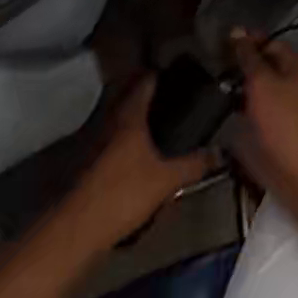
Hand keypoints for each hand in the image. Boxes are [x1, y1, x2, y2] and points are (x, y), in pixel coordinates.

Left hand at [74, 77, 217, 236]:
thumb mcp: (166, 180)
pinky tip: (132, 152)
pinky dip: (120, 135)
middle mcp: (109, 116)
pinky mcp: (83, 154)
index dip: (161, 74)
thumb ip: (193, 165)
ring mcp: (92, 134)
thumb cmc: (123, 192)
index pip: (146, 80)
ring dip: (131, 114)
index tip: (175, 75)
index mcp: (129, 113)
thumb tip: (219, 153)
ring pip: (115, 112)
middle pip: (127, 92)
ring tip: (152, 125)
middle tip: (166, 99)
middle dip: (145, 93)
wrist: (78, 223)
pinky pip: (106, 133)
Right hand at [228, 30, 297, 194]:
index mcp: (293, 63)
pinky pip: (254, 102)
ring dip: (238, 82)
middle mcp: (291, 78)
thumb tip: (236, 30)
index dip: (246, 40)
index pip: (267, 41)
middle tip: (215, 62)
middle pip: (262, 62)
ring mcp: (283, 101)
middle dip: (240, 62)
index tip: (221, 43)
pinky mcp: (273, 121)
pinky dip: (241, 101)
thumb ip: (247, 54)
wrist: (293, 169)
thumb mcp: (260, 79)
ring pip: (256, 83)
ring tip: (215, 81)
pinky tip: (223, 102)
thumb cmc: (279, 118)